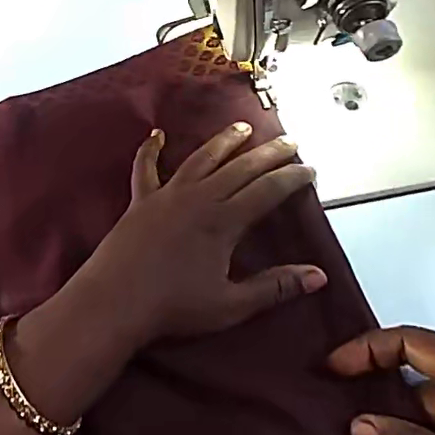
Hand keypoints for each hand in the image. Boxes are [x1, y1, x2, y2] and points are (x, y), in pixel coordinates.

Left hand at [66, 123, 325, 351]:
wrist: (116, 300)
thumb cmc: (174, 306)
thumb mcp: (231, 304)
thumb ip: (275, 287)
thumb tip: (318, 276)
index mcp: (222, 222)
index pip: (266, 191)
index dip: (290, 178)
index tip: (309, 168)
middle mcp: (197, 199)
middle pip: (239, 168)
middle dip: (267, 153)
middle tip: (288, 140)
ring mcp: (166, 195)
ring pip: (200, 159)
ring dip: (223, 141)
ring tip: (242, 127)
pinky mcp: (140, 200)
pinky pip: (145, 168)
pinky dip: (151, 150)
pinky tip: (156, 134)